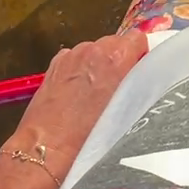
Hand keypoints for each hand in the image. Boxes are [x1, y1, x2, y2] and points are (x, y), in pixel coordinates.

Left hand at [4, 29, 149, 178]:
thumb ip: (138, 84)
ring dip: (98, 65)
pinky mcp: (54, 64)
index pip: (138, 39)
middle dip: (119, 60)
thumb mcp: (128, 110)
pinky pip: (75, 59)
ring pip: (94, 51)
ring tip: (95, 93)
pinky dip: (79, 69)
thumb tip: (140, 75)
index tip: (139, 74)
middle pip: (115, 43)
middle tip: (118, 88)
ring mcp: (71, 54)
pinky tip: (76, 92)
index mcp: (116, 57)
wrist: (48, 149)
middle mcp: (93, 48)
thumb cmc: (92, 135)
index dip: (140, 56)